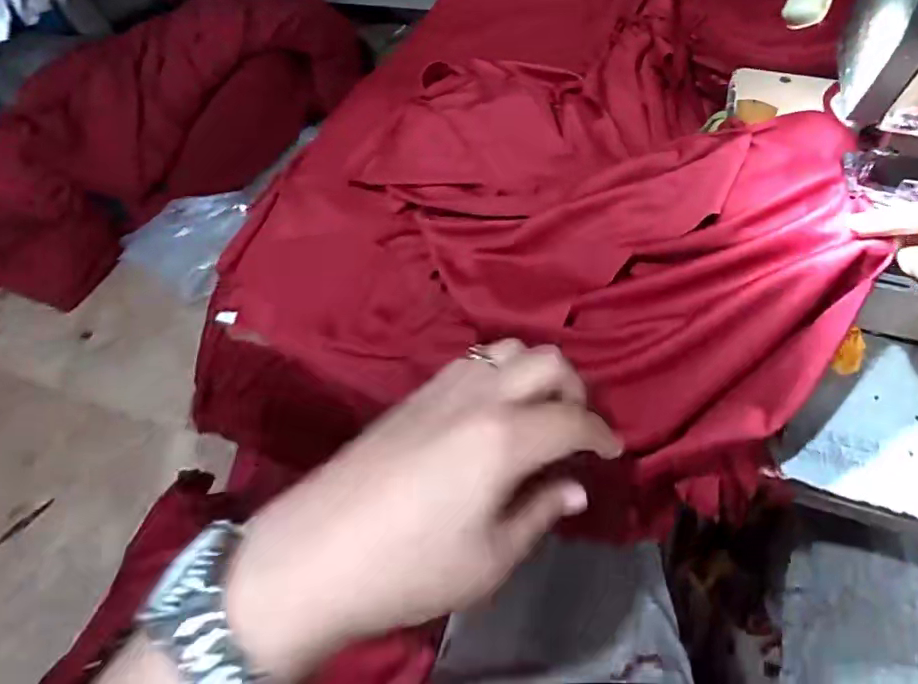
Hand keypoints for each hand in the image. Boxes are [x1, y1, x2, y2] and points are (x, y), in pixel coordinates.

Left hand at [222, 341, 621, 679]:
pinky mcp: (419, 391)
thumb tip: (576, 488)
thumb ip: (540, 514)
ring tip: (535, 410)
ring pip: (514, 348)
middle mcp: (485, 397)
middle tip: (574, 429)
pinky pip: (478, 358)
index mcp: (506, 439)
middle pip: (552, 363)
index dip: (603, 435)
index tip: (613, 451)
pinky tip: (493, 407)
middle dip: (576, 392)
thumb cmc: (405, 569)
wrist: (304, 562)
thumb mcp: (487, 560)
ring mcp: (449, 387)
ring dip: (538, 373)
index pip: (575, 421)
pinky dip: (503, 370)